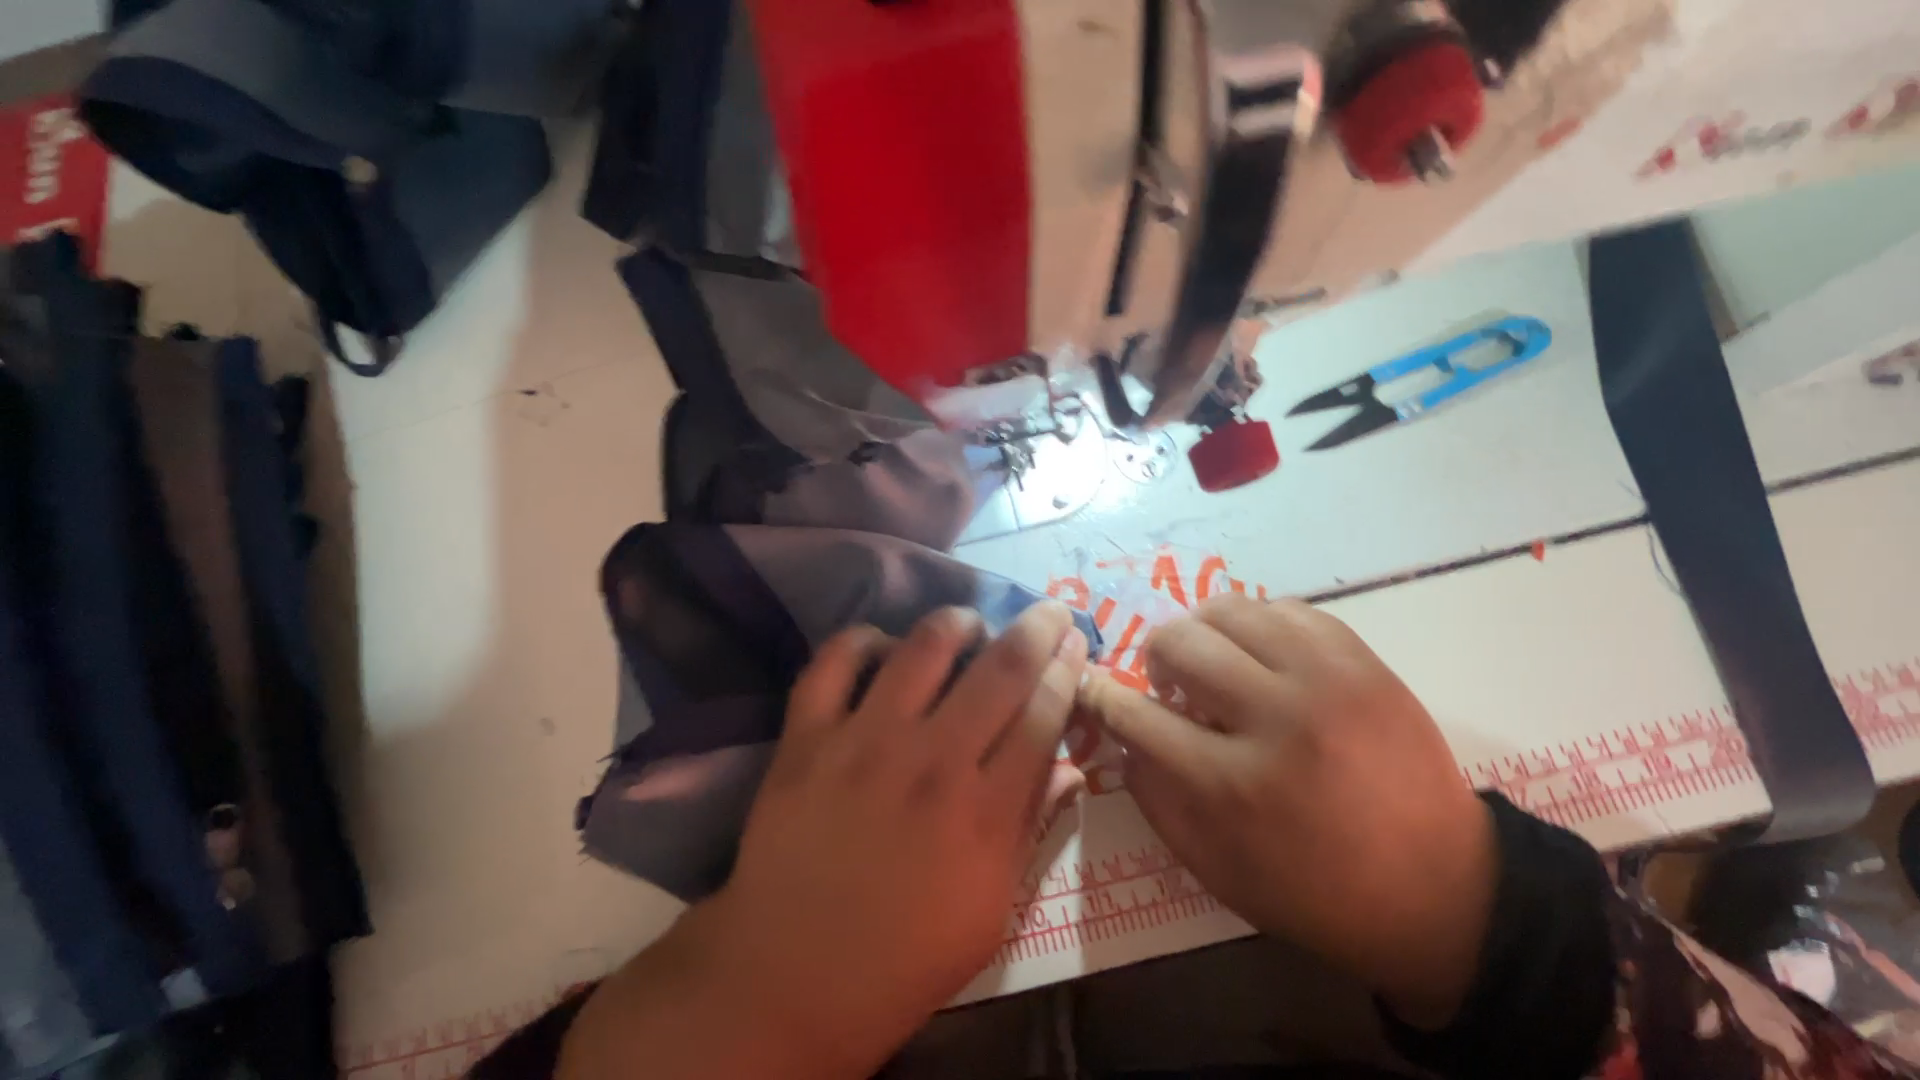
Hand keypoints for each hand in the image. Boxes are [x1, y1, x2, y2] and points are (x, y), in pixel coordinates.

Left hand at [566, 602, 1087, 1079]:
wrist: (793, 973)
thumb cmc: (906, 955)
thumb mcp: (992, 912)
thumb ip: (1030, 830)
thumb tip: (1070, 768)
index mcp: (985, 810)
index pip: (1043, 716)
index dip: (1067, 671)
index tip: (1076, 644)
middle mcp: (932, 760)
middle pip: (999, 670)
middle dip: (1035, 630)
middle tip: (1048, 611)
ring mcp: (864, 741)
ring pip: (922, 647)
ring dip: (956, 623)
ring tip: (967, 624)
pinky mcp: (806, 736)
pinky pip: (834, 661)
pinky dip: (862, 641)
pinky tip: (881, 645)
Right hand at [1077, 595, 1495, 1028]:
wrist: (1439, 890)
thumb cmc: (1314, 892)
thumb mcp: (1216, 869)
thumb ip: (1156, 798)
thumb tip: (1122, 734)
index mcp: (1232, 784)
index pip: (1137, 715)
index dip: (1102, 695)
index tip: (1091, 685)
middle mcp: (1275, 717)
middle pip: (1179, 643)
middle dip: (1154, 658)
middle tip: (1168, 684)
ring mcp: (1326, 680)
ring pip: (1231, 610)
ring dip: (1203, 632)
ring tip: (1213, 663)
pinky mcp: (1363, 662)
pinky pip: (1288, 608)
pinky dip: (1259, 626)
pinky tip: (1262, 656)